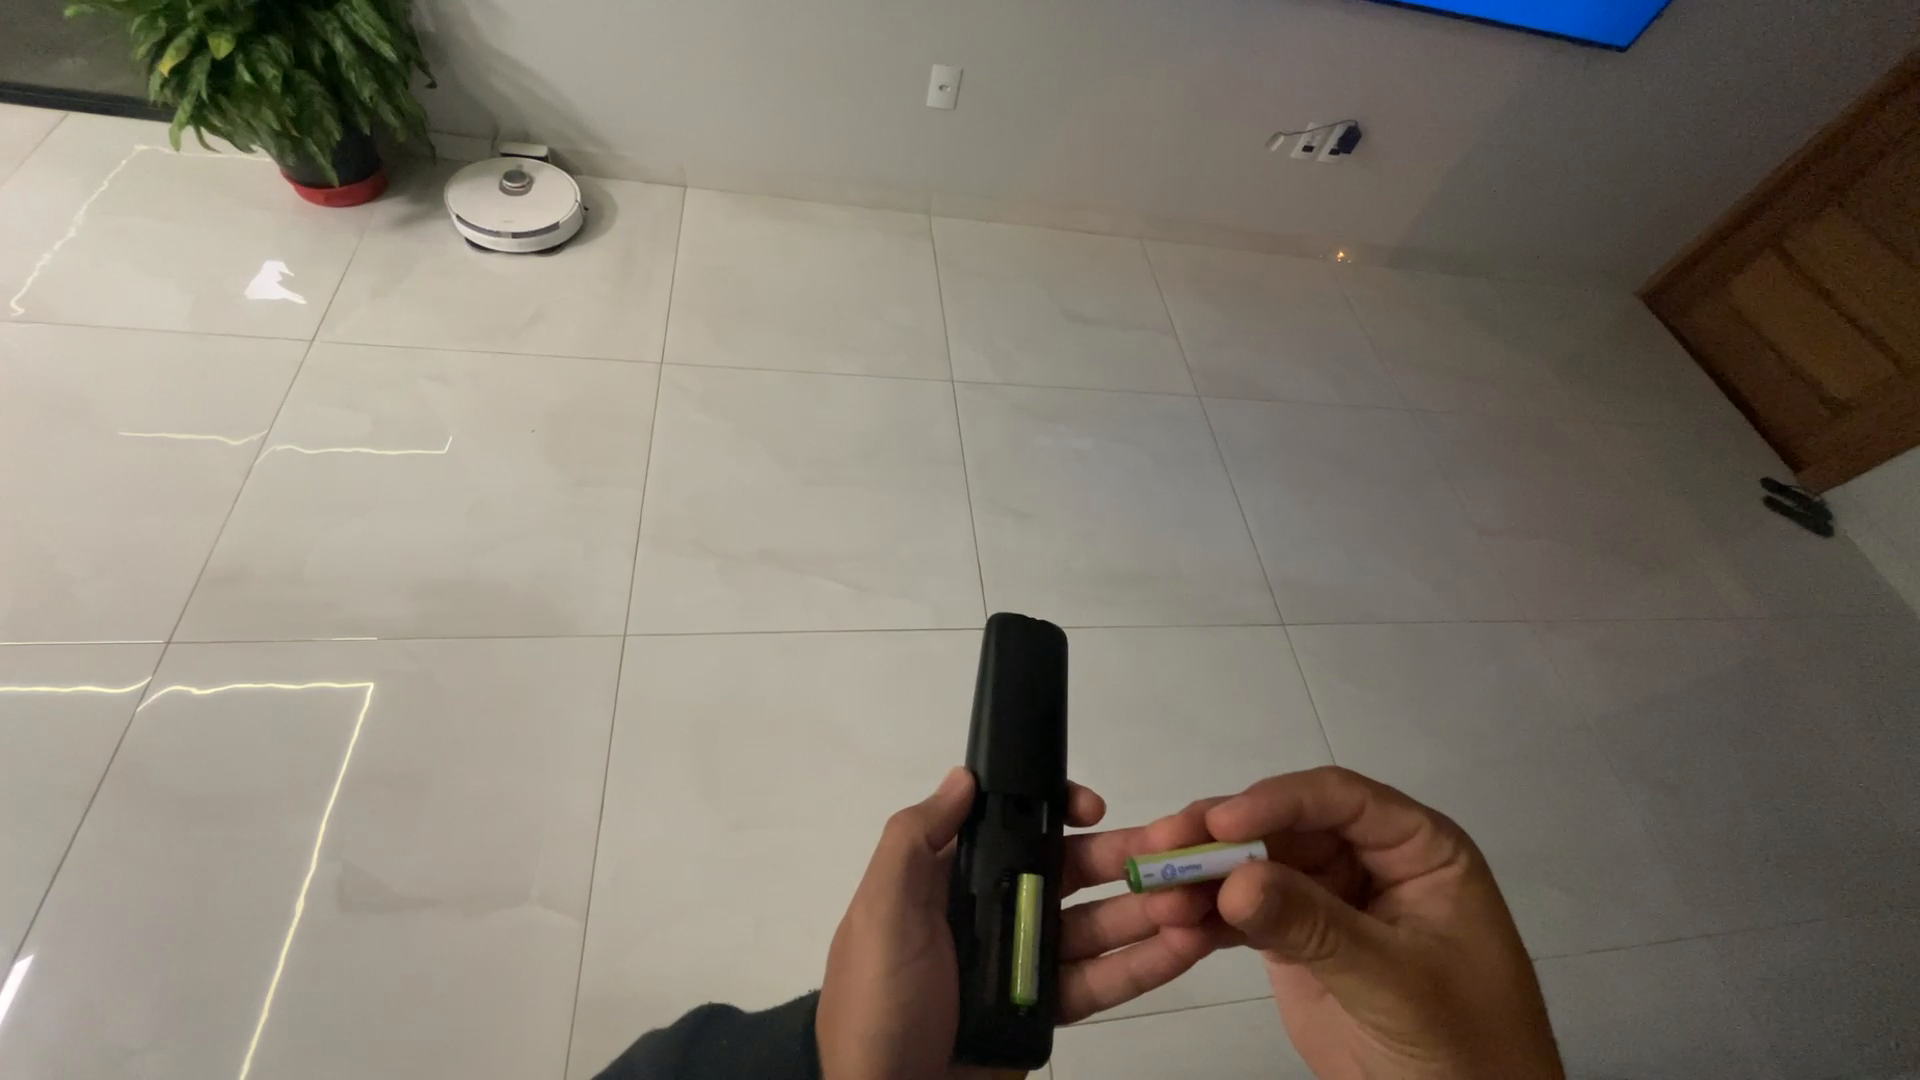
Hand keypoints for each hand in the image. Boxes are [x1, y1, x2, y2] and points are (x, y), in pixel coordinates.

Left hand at [816, 767, 1226, 1079]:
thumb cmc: (878, 998)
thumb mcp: (883, 909)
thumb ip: (916, 837)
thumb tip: (964, 776)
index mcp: (957, 875)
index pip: (1017, 826)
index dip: (1060, 811)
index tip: (1093, 809)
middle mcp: (996, 906)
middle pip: (1070, 872)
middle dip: (1123, 859)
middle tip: (1178, 853)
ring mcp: (1025, 958)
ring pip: (1096, 924)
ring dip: (1147, 910)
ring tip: (1201, 901)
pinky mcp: (1046, 1006)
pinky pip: (1101, 979)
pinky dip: (1144, 965)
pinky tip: (1185, 948)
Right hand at [1156, 766, 1562, 1079]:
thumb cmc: (1464, 1053)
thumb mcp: (1396, 986)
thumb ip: (1315, 927)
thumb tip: (1234, 882)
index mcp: (1415, 849)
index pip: (1339, 800)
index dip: (1277, 801)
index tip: (1221, 823)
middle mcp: (1365, 858)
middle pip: (1281, 825)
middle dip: (1220, 836)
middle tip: (1163, 844)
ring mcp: (1325, 895)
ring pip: (1251, 863)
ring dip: (1201, 874)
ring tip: (1154, 890)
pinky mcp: (1292, 935)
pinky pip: (1242, 909)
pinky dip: (1205, 914)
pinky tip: (1171, 921)